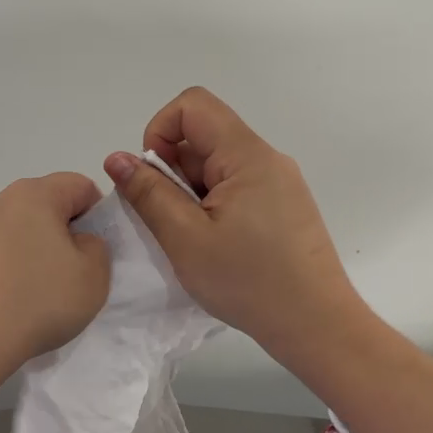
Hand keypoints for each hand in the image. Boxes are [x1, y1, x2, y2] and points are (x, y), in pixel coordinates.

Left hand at [0, 173, 111, 379]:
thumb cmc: (37, 301)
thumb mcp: (93, 276)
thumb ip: (97, 247)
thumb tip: (77, 241)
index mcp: (34, 193)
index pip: (80, 187)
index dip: (97, 217)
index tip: (94, 254)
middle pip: (46, 206)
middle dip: (64, 235)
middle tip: (70, 277)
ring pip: (19, 231)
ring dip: (35, 253)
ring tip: (37, 295)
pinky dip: (9, 270)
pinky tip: (10, 302)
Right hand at [104, 87, 375, 365]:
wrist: (316, 326)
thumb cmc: (248, 282)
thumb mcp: (185, 238)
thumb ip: (148, 193)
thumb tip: (117, 158)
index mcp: (247, 155)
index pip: (192, 106)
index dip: (160, 131)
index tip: (154, 178)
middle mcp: (266, 159)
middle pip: (203, 135)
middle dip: (171, 169)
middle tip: (170, 220)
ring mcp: (277, 183)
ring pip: (215, 164)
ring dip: (188, 192)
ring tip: (191, 239)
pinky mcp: (280, 206)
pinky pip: (232, 186)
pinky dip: (208, 205)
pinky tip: (211, 244)